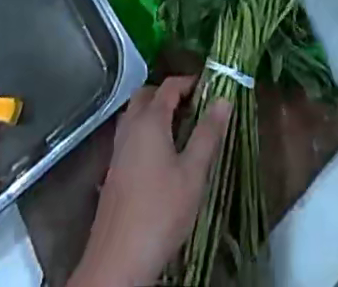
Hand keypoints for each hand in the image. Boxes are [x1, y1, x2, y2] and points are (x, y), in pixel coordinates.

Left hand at [71, 76, 231, 286]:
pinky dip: (147, 130)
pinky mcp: (114, 167)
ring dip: (156, 111)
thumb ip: (208, 134)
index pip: (168, 87)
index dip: (189, 82)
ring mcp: (118, 147)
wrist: (119, 256)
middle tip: (195, 105)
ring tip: (183, 127)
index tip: (210, 86)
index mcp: (149, 121)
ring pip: (135, 114)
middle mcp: (129, 127)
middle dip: (169, 93)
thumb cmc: (161, 211)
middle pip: (147, 95)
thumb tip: (223, 99)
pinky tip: (163, 154)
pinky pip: (130, 133)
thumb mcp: (193, 173)